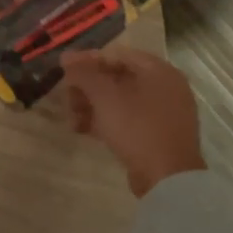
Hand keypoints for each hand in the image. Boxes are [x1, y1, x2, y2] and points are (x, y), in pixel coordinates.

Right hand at [60, 47, 204, 196]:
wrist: (167, 178)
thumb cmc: (136, 128)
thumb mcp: (104, 97)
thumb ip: (84, 73)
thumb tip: (67, 55)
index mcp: (158, 71)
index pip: (116, 54)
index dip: (87, 61)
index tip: (65, 74)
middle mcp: (165, 86)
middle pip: (116, 77)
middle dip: (87, 88)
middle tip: (68, 101)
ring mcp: (164, 111)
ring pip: (120, 99)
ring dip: (92, 106)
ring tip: (73, 122)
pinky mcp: (159, 132)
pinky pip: (128, 117)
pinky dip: (107, 120)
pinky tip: (86, 131)